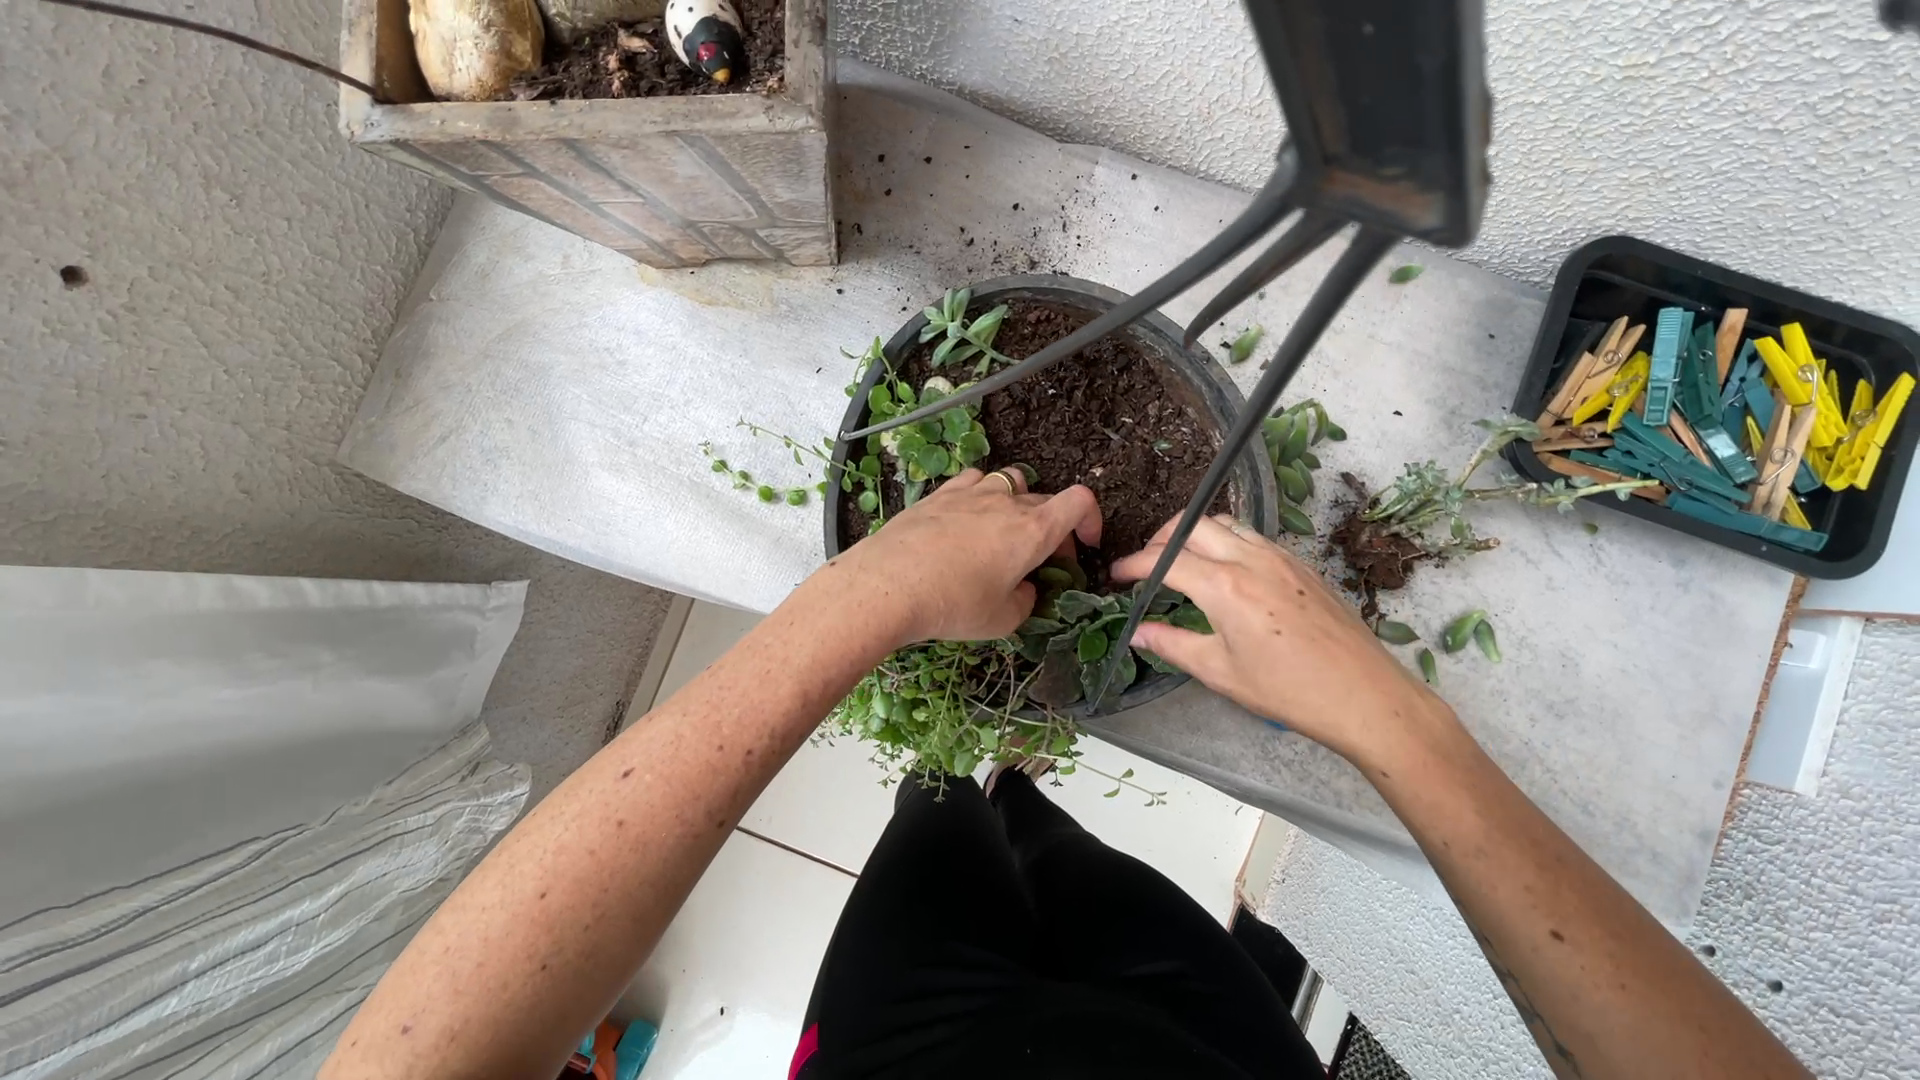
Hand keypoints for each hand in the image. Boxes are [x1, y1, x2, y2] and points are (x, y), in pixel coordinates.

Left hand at [822, 468, 1101, 645]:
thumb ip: (1026, 601)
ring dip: (1017, 504)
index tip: (1084, 546)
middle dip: (1052, 528)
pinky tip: (967, 520)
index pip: (1080, 501)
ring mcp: (971, 492)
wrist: (887, 583)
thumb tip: (1025, 589)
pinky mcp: (939, 494)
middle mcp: (1007, 502)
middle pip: (1045, 500)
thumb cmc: (953, 605)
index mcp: (1033, 529)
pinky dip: (980, 497)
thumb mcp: (1003, 620)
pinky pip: (973, 483)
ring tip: (1003, 533)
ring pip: (1009, 483)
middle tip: (1039, 562)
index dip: (1091, 520)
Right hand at [1111, 515, 1453, 764]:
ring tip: (1181, 560)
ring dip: (1195, 534)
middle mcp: (1251, 560)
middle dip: (1161, 538)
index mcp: (1224, 587)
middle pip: (1193, 526)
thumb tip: (1136, 633)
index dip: (1134, 564)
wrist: (1365, 695)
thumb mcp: (1220, 672)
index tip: (1117, 576)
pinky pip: (1253, 536)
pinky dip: (1226, 541)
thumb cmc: (1288, 691)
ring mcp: (1280, 557)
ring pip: (1226, 524)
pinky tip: (1225, 570)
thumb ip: (1172, 645)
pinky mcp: (1301, 565)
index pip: (1165, 560)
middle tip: (1146, 564)